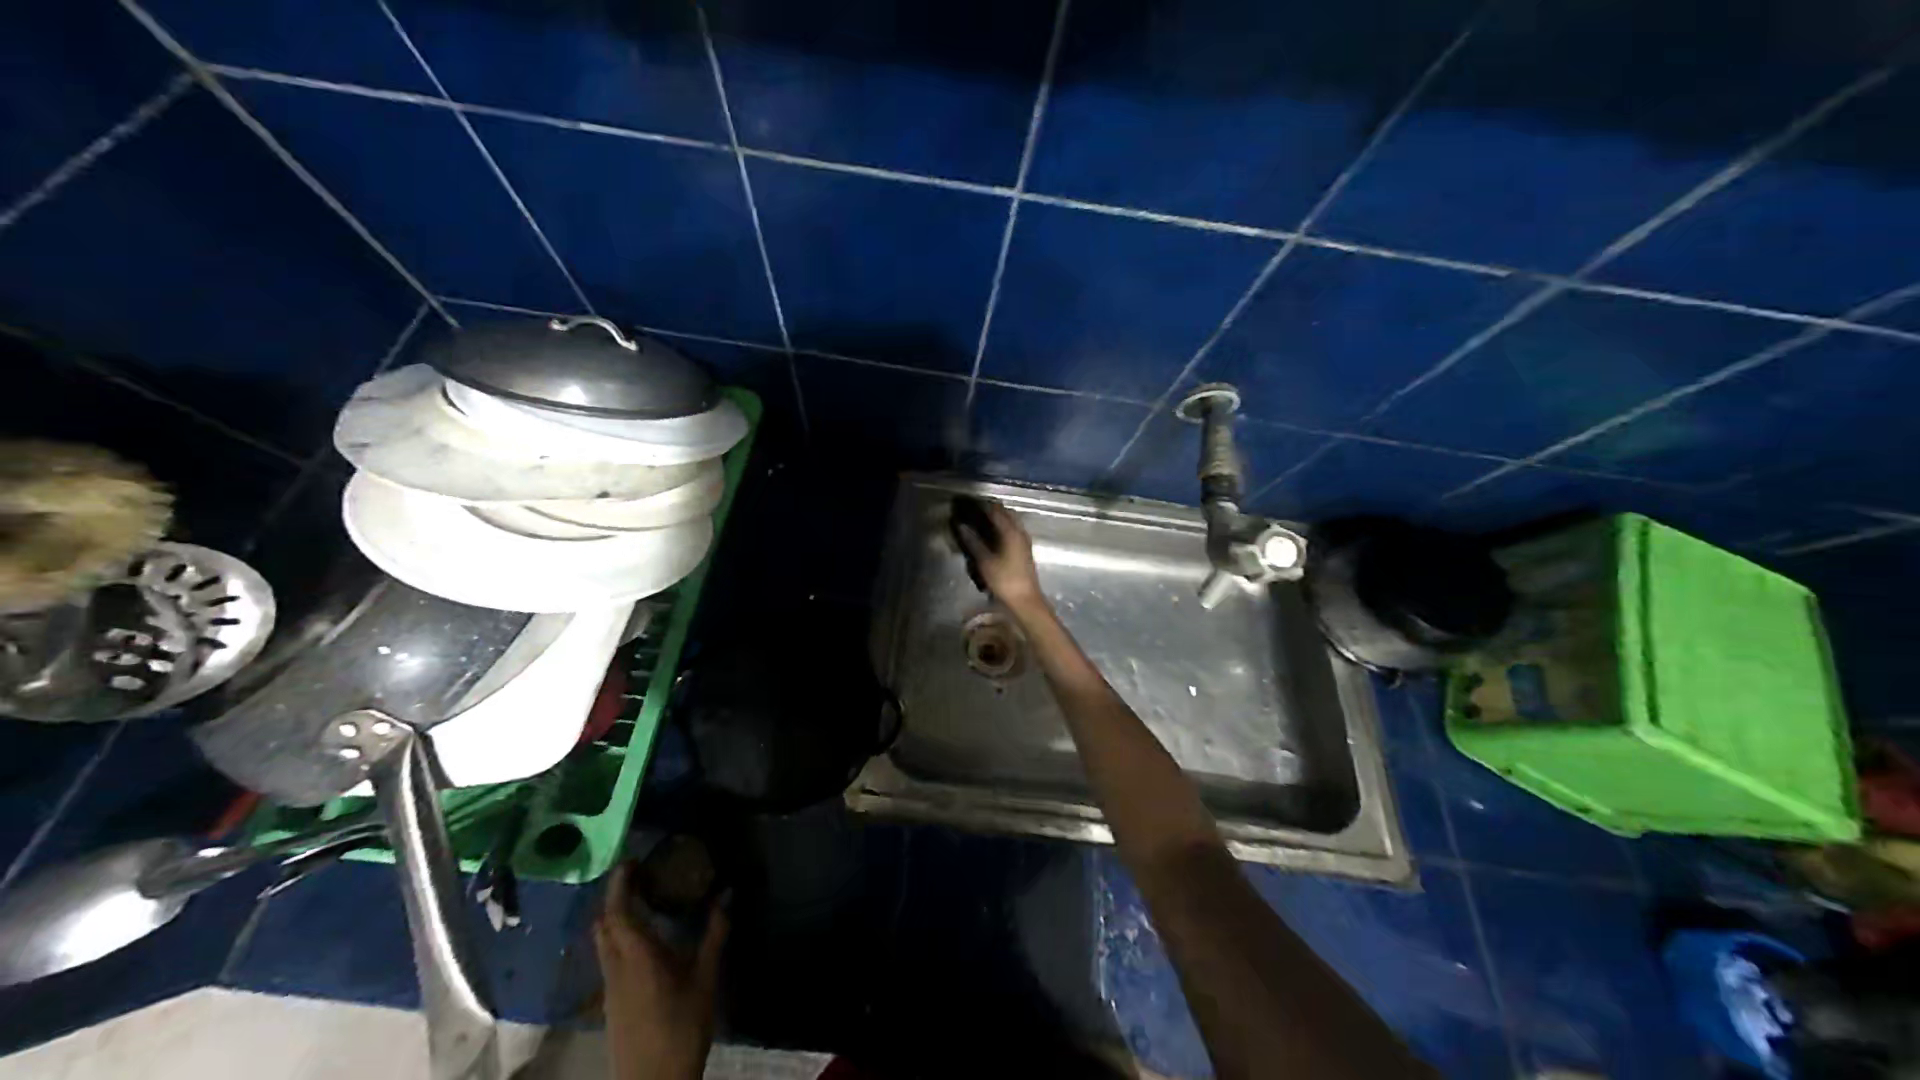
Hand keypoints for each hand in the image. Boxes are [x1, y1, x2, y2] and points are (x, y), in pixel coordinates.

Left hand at [594, 861, 727, 1079]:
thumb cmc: (682, 1029)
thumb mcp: (706, 979)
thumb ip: (714, 935)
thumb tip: (727, 895)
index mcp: (637, 958)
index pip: (617, 912)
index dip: (619, 884)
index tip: (631, 861)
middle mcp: (616, 968)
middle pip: (603, 925)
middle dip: (615, 896)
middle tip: (639, 876)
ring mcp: (610, 988)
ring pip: (603, 943)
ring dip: (615, 917)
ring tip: (643, 901)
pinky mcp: (611, 1003)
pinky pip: (609, 958)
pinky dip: (619, 938)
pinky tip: (644, 941)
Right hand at [955, 499, 1044, 613]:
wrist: (1025, 600)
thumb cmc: (1004, 581)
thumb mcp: (985, 562)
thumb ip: (973, 542)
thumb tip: (961, 526)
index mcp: (1011, 532)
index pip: (996, 511)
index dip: (982, 505)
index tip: (969, 502)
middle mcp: (1020, 532)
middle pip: (1006, 513)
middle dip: (992, 509)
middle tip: (975, 509)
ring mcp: (1024, 541)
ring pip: (1011, 521)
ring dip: (998, 517)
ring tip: (982, 519)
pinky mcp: (1025, 550)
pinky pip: (1013, 530)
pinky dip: (1003, 527)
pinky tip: (993, 534)